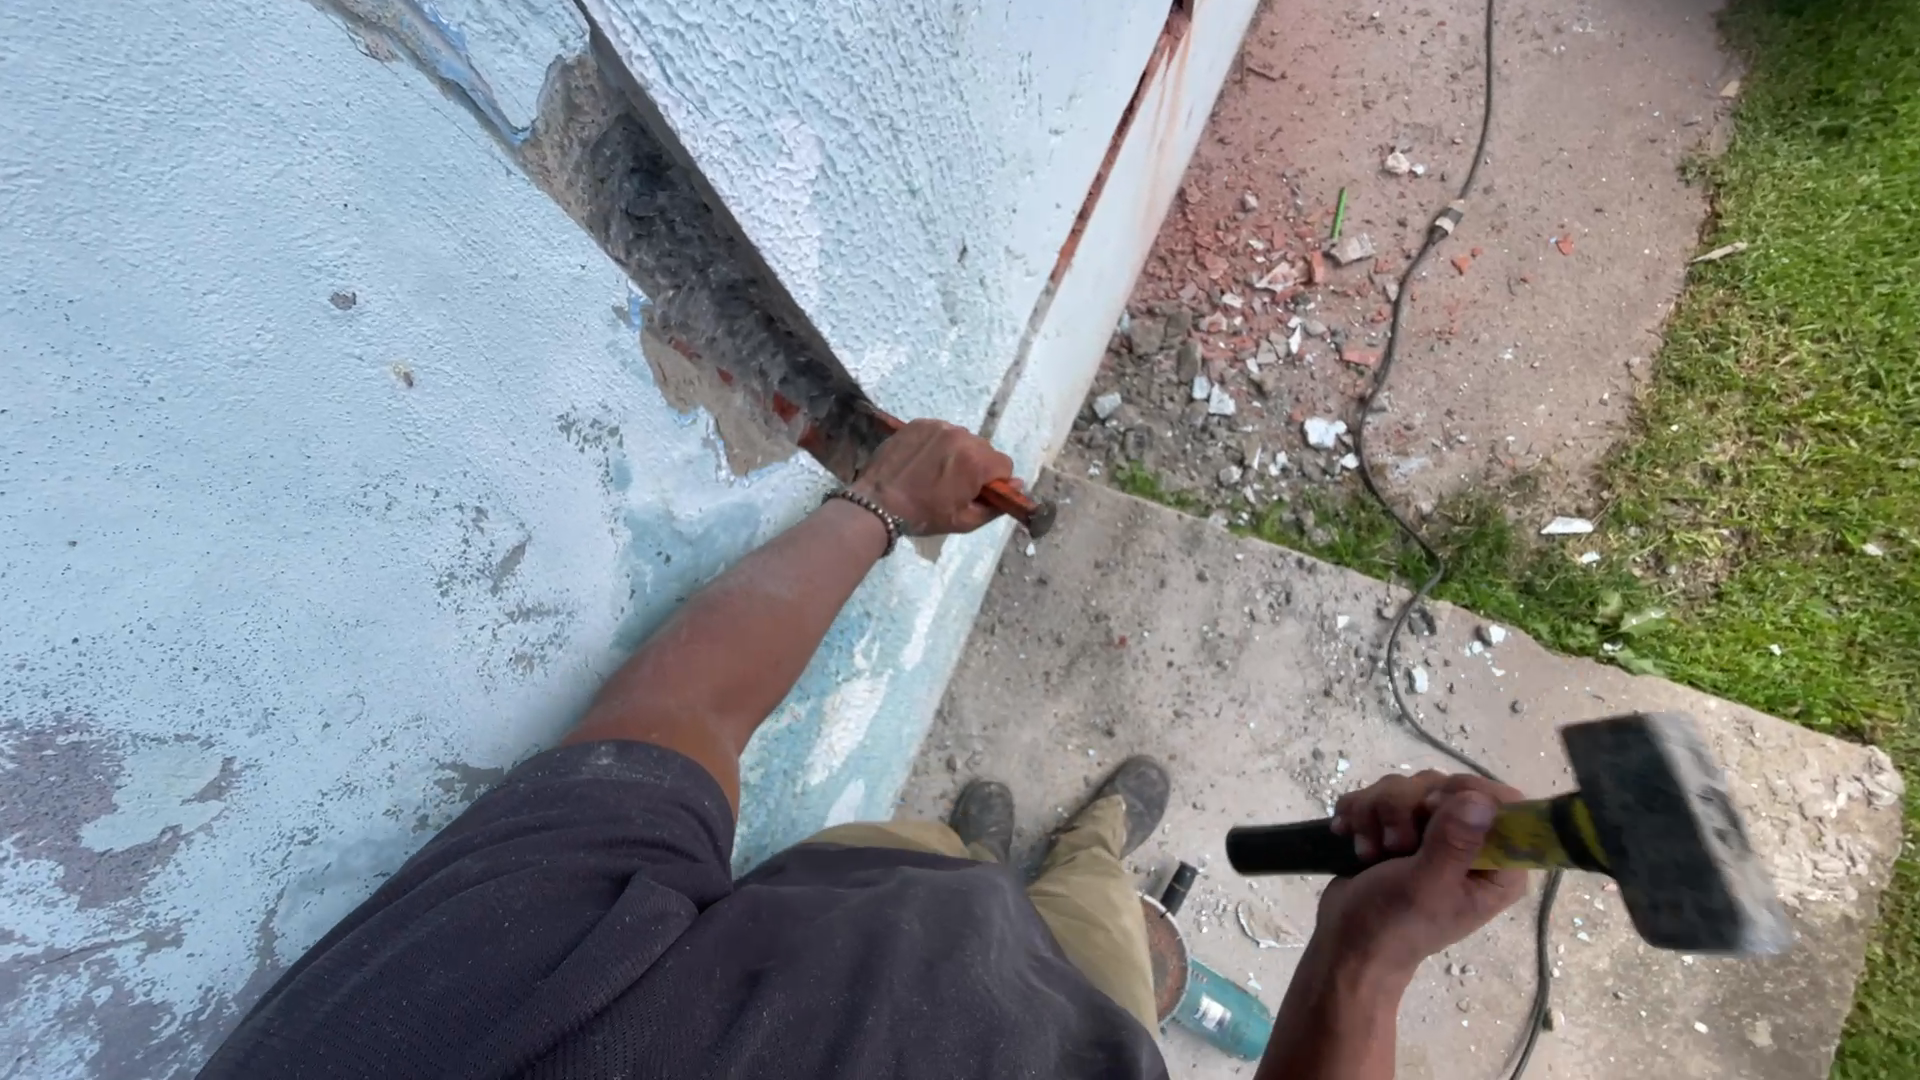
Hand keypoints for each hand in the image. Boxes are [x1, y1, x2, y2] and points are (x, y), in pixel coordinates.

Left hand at [849, 420, 1016, 535]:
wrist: (878, 502)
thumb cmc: (924, 515)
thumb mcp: (964, 521)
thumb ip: (996, 505)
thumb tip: (1016, 485)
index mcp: (976, 461)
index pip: (1004, 465)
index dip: (995, 482)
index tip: (977, 492)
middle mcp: (961, 436)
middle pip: (984, 450)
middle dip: (976, 466)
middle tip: (954, 485)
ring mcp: (938, 426)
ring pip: (963, 439)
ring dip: (957, 453)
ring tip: (935, 472)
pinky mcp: (919, 423)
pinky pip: (941, 432)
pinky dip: (938, 445)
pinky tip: (923, 462)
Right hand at [1314, 771, 1529, 979]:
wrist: (1346, 940)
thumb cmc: (1395, 923)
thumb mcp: (1427, 886)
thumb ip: (1454, 843)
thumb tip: (1479, 800)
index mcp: (1495, 863)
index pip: (1502, 802)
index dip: (1465, 793)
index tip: (1431, 807)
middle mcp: (1466, 842)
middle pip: (1443, 786)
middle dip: (1404, 807)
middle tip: (1393, 844)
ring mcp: (1426, 832)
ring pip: (1403, 786)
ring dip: (1374, 813)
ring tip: (1367, 851)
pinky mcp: (1390, 826)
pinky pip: (1373, 792)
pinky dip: (1356, 812)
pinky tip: (1348, 836)